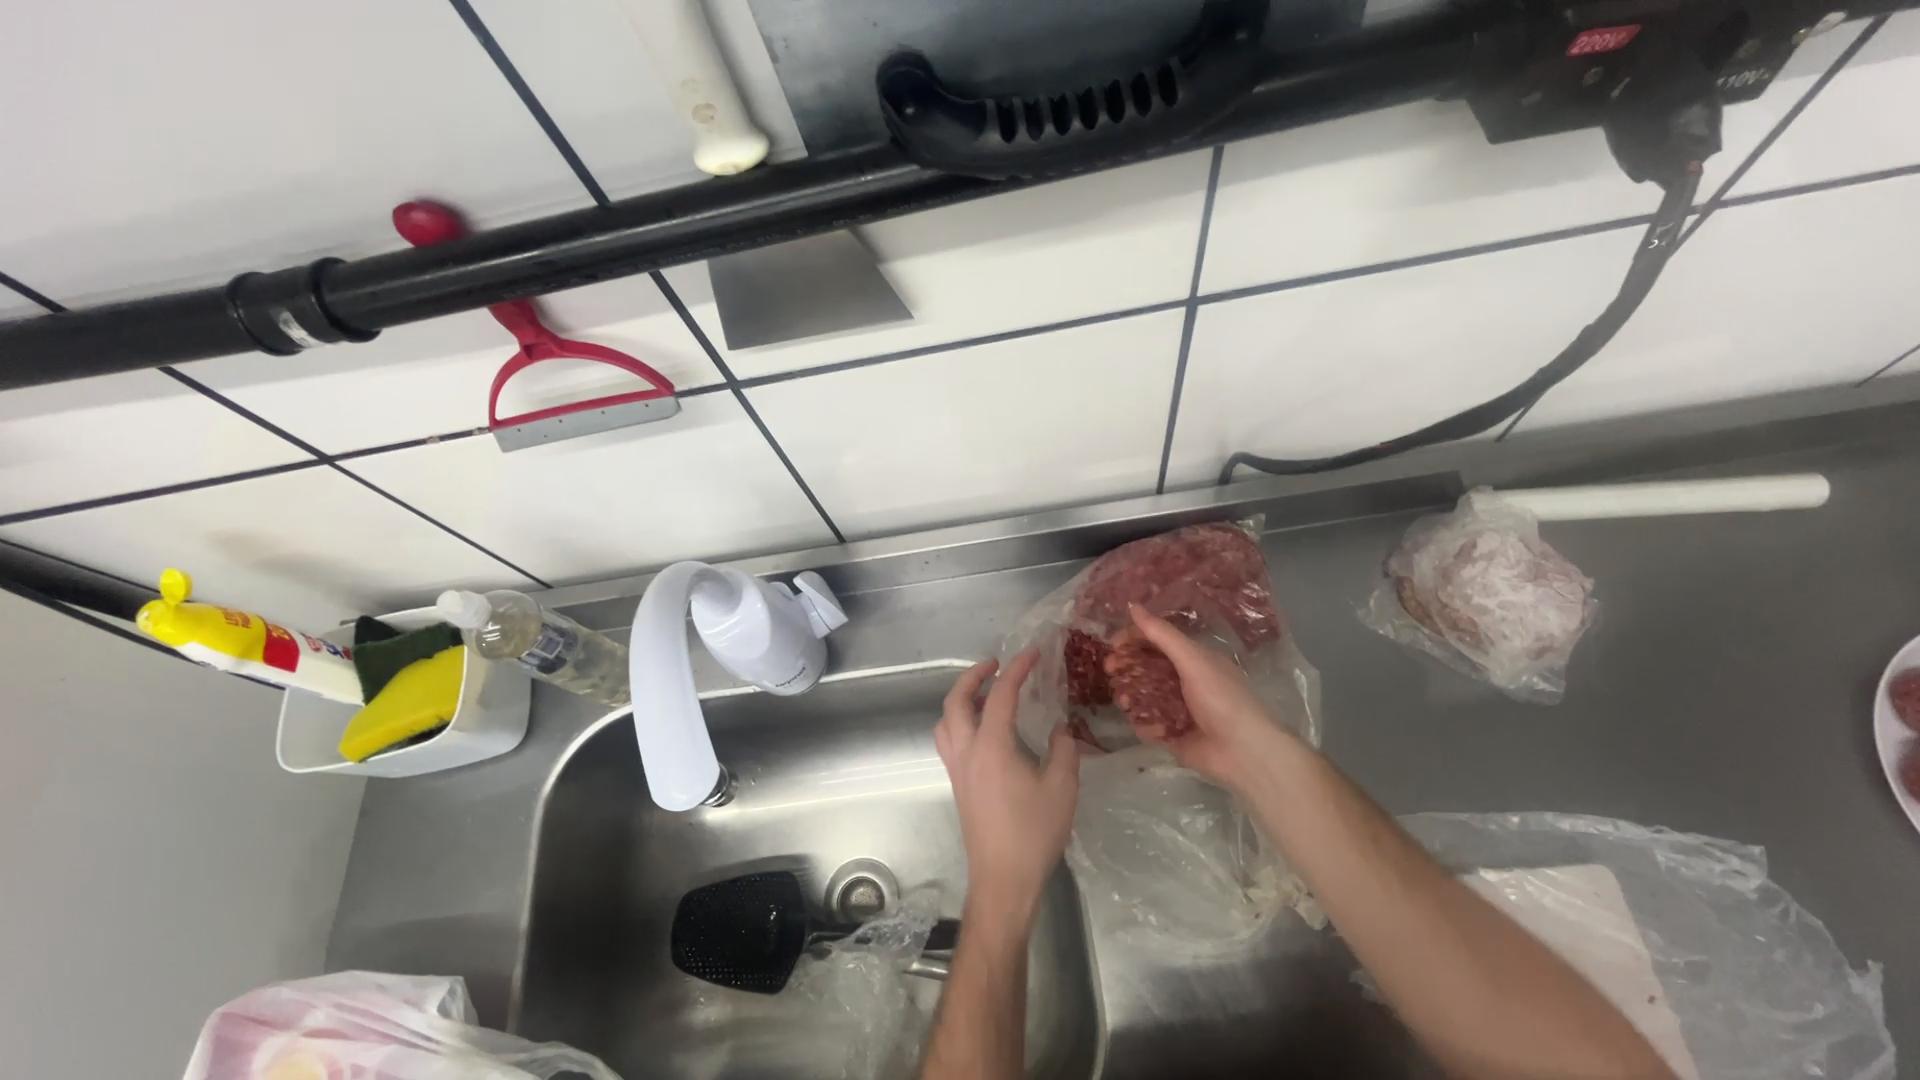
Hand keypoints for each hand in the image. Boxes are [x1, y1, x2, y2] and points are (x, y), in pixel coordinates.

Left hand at [935, 650, 1078, 923]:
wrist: (1003, 877)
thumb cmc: (1034, 832)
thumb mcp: (1062, 786)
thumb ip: (1064, 749)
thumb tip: (1060, 727)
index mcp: (991, 746)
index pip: (1000, 695)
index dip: (1017, 670)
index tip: (1033, 653)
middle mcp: (966, 751)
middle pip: (955, 701)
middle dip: (972, 676)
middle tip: (996, 665)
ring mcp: (957, 769)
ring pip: (946, 721)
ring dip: (960, 698)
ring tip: (985, 693)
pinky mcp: (958, 785)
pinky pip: (949, 740)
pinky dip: (960, 721)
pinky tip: (985, 729)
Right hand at [1124, 604, 1296, 789]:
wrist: (1243, 751)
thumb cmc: (1221, 699)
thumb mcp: (1192, 660)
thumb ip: (1162, 635)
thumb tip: (1133, 606)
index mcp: (1193, 660)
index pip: (1158, 642)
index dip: (1134, 639)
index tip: (1113, 644)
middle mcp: (1185, 682)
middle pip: (1146, 668)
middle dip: (1127, 667)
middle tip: (1111, 670)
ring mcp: (1177, 709)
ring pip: (1143, 696)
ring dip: (1131, 696)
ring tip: (1125, 701)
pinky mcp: (1172, 734)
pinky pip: (1149, 724)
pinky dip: (1145, 724)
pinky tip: (1149, 727)